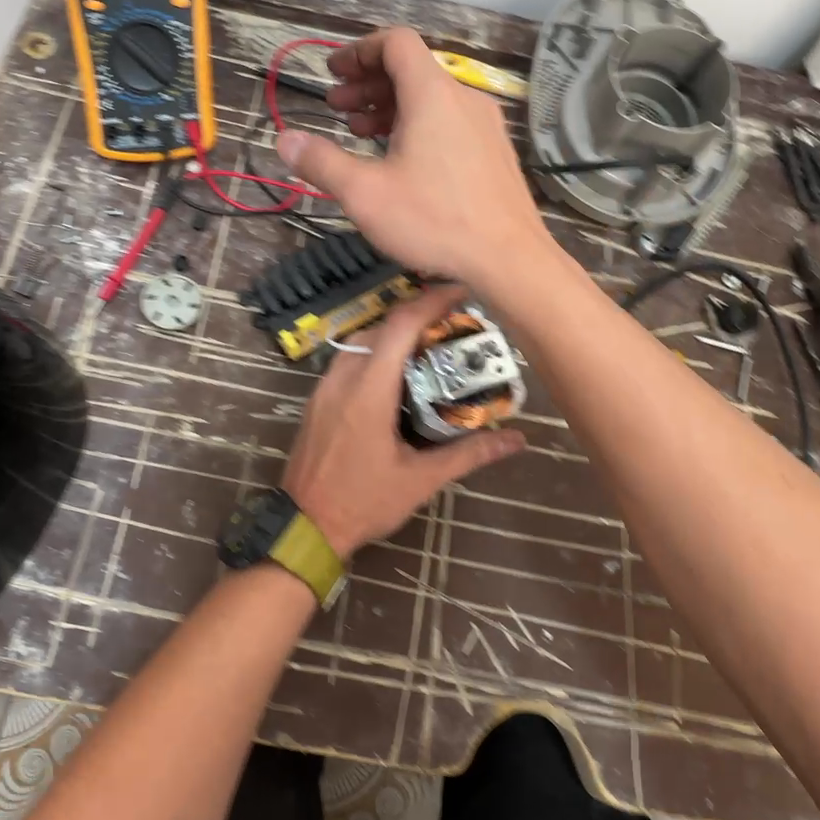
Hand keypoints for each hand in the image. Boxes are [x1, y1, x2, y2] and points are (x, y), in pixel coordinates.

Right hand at [275, 28, 550, 287]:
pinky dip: (418, 125)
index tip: (334, 73)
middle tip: (338, 108)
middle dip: (368, 83)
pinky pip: (450, 120)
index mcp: (431, 94)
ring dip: (391, 106)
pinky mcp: (494, 151)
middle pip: (411, 69)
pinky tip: (401, 161)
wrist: (510, 259)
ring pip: (431, 97)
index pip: (395, 42)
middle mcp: (463, 98)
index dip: (359, 51)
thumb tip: (285, 140)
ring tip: (363, 134)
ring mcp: (484, 125)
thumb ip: (321, 163)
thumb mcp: (365, 194)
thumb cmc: (435, 221)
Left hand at [281, 285, 525, 557]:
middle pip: (380, 327)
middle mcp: (343, 378)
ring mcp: (324, 388)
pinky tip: (396, 376)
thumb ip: (468, 454)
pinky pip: (347, 361)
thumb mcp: (420, 480)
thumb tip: (516, 439)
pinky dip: (374, 354)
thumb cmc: (362, 502)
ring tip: (428, 347)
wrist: (304, 527)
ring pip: (360, 342)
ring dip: (393, 335)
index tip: (460, 292)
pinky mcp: (316, 401)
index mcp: (369, 390)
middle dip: (416, 316)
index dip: (431, 301)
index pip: (400, 325)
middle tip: (452, 326)